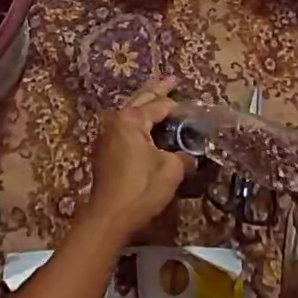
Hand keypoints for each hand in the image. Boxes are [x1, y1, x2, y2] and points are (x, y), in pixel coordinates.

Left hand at [82, 77, 192, 243]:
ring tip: (158, 93)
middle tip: (172, 79)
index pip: (160, 105)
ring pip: (130, 111)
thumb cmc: (141, 189)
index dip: (178, 106)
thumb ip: (184, 156)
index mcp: (131, 119)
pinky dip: (137, 119)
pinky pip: (124, 125)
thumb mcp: (171, 170)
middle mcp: (116, 120)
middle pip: (141, 100)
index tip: (193, 104)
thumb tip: (191, 155)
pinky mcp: (104, 150)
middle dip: (157, 89)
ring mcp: (107, 135)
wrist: (108, 218)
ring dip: (145, 103)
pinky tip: (144, 121)